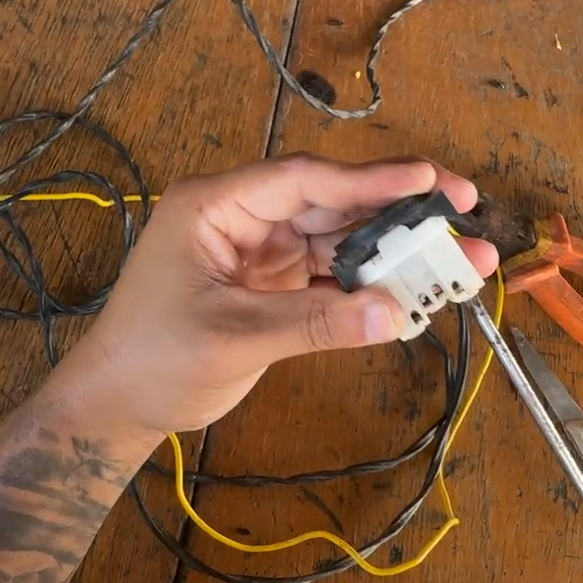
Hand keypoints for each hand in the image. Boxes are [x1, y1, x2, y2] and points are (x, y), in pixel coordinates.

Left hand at [50, 153, 497, 438]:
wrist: (120, 403)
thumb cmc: (155, 359)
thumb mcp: (232, 338)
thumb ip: (313, 324)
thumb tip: (394, 316)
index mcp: (217, 206)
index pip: (303, 180)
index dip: (369, 179)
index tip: (430, 179)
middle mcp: (244, 218)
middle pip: (331, 204)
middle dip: (396, 210)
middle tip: (462, 209)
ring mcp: (261, 251)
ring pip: (338, 240)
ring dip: (392, 251)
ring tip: (457, 257)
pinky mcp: (273, 285)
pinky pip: (331, 276)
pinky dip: (368, 286)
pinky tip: (412, 290)